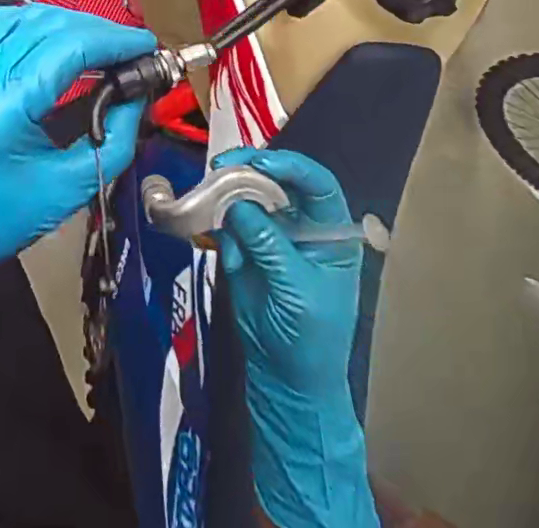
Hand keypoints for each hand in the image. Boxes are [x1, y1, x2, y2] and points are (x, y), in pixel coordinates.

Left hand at [0, 4, 156, 341]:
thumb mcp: (69, 189)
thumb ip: (115, 138)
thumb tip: (138, 94)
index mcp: (1, 110)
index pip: (69, 47)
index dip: (115, 41)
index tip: (145, 46)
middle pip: (51, 24)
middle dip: (100, 31)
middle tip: (131, 50)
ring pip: (28, 15)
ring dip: (71, 23)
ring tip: (102, 45)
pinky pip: (3, 23)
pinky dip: (38, 23)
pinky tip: (60, 39)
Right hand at [217, 147, 378, 527]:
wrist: (284, 374)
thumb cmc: (311, 336)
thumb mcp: (298, 291)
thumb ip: (270, 246)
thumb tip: (237, 205)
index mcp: (330, 231)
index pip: (317, 184)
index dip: (292, 167)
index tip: (262, 163)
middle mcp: (301, 223)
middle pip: (277, 180)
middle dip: (250, 168)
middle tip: (222, 166)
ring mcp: (270, 231)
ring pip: (248, 193)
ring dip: (227, 188)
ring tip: (207, 188)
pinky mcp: (242, 243)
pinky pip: (226, 218)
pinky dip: (213, 215)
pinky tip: (207, 222)